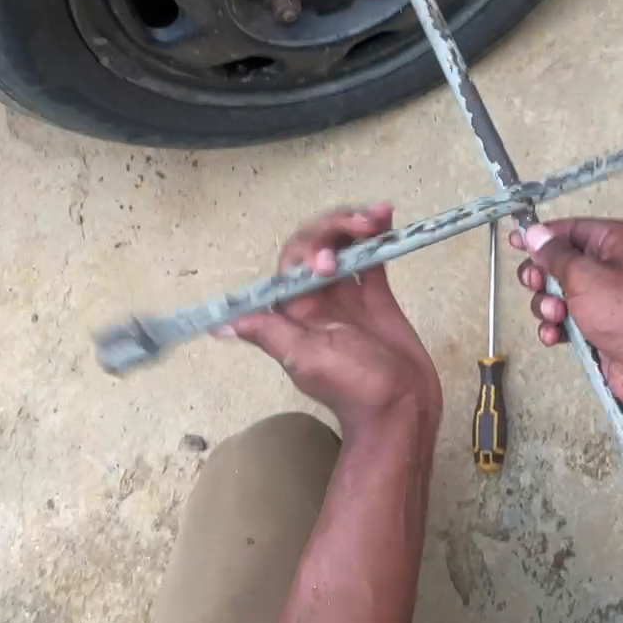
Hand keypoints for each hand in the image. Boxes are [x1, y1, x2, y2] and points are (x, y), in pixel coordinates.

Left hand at [231, 204, 441, 433]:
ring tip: (380, 213)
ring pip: (347, 246)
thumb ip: (271, 335)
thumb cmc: (354, 387)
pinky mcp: (378, 296)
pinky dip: (379, 238)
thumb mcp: (308, 360)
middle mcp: (320, 298)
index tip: (330, 263)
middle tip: (366, 223)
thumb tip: (220, 324)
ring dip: (358, 224)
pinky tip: (387, 219)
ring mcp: (350, 295)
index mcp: (297, 311)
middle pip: (320, 244)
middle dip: (338, 227)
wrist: (402, 410)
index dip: (310, 249)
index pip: (293, 262)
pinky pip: (374, 259)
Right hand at [510, 218, 622, 417]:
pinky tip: (555, 336)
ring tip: (555, 315)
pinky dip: (556, 326)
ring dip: (547, 305)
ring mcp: (605, 298)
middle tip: (535, 284)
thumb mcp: (585, 276)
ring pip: (559, 293)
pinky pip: (566, 319)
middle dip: (543, 276)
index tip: (515, 243)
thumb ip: (555, 254)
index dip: (542, 236)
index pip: (569, 229)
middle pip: (560, 262)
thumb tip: (535, 232)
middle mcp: (611, 265)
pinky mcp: (599, 326)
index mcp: (615, 241)